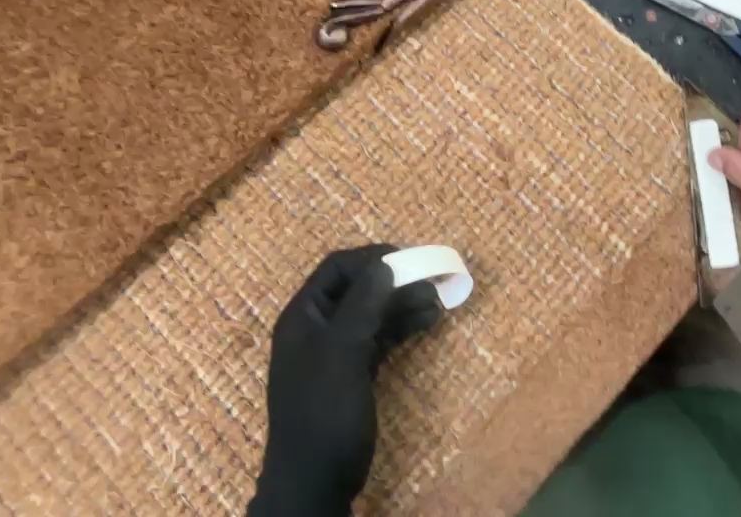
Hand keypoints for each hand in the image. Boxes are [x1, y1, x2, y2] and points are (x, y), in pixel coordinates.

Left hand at [248, 245, 444, 516]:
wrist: (315, 482)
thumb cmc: (323, 410)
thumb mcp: (343, 351)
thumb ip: (363, 303)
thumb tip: (386, 263)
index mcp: (303, 316)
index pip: (337, 268)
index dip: (371, 258)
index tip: (408, 259)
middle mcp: (317, 328)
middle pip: (359, 288)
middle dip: (395, 281)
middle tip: (430, 279)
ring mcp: (336, 352)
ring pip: (373, 312)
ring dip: (404, 303)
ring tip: (438, 302)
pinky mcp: (353, 373)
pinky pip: (380, 337)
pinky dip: (402, 326)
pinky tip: (428, 321)